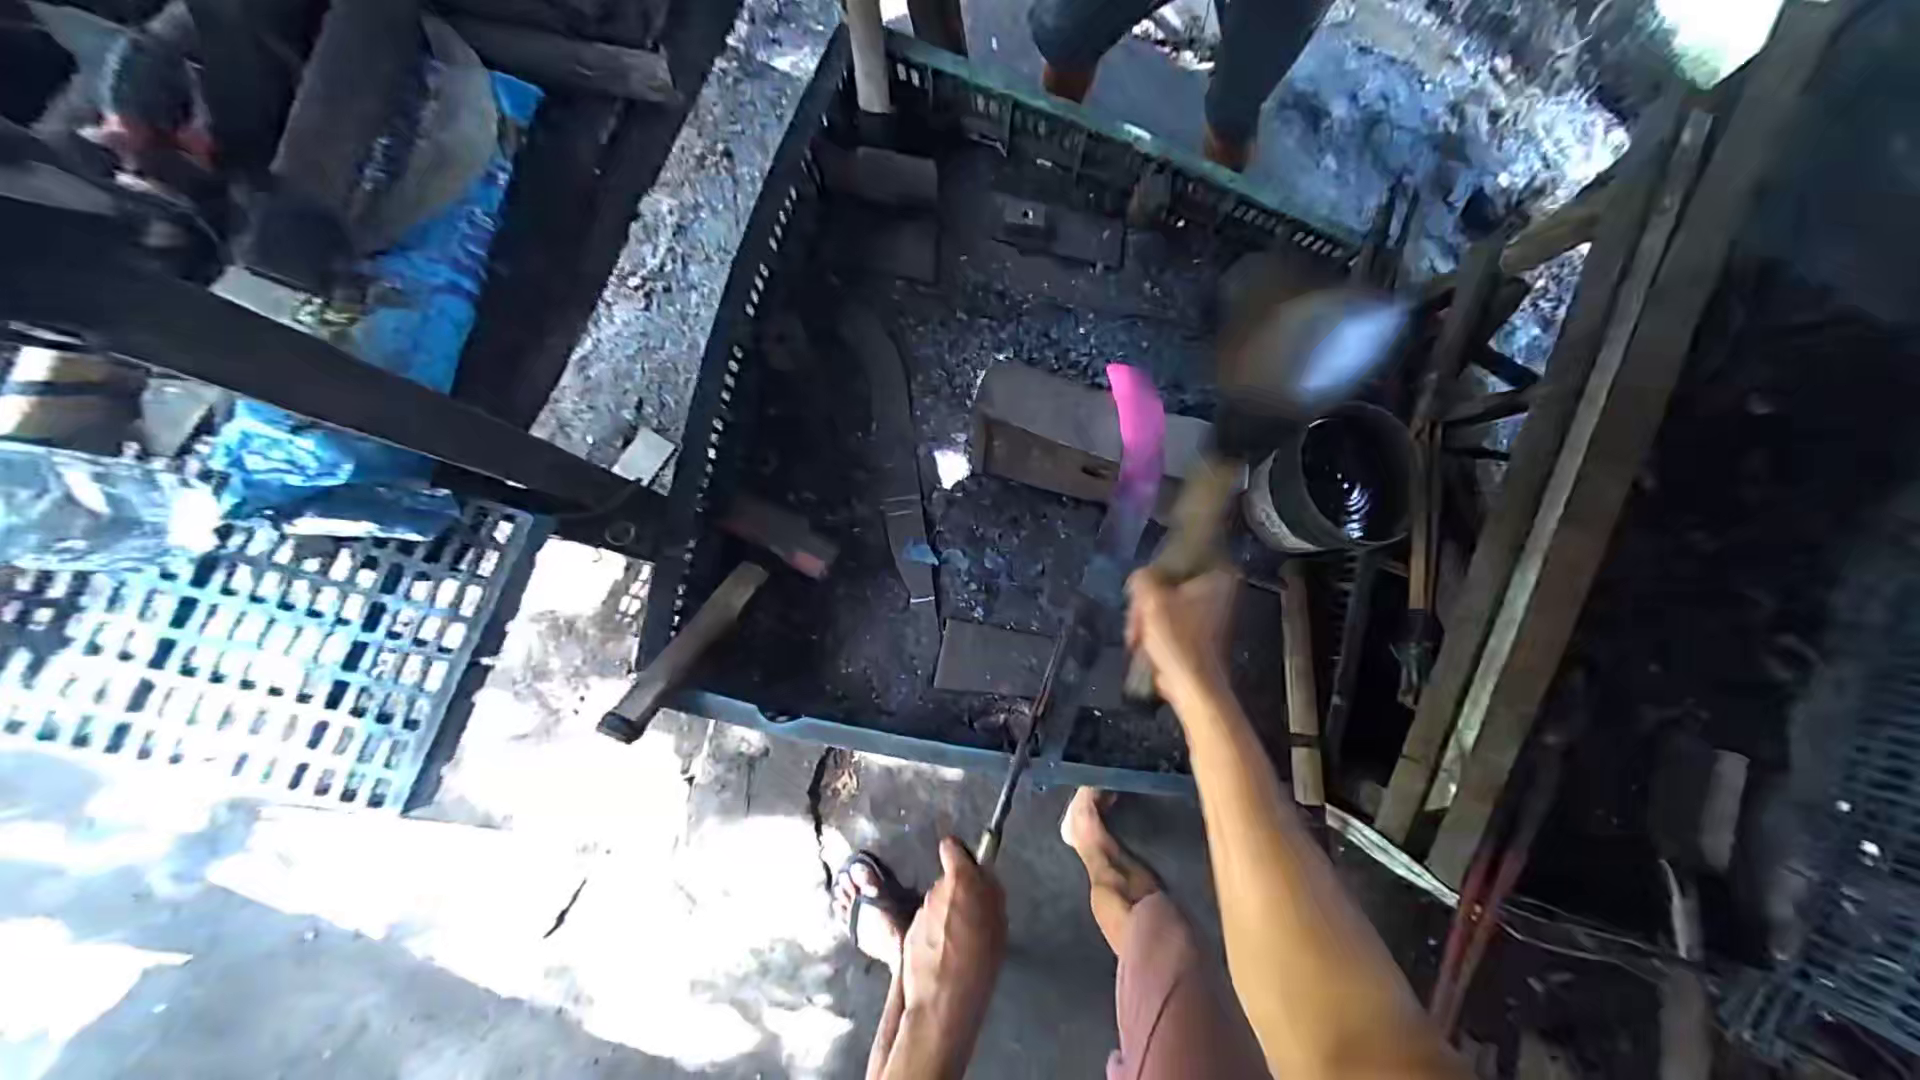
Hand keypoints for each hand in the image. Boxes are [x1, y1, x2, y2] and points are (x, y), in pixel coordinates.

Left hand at [900, 837, 1006, 1038]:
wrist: (942, 1003)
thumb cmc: (980, 961)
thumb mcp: (999, 924)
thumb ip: (990, 893)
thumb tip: (983, 875)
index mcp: (960, 881)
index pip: (951, 847)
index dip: (958, 855)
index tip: (966, 871)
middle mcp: (936, 890)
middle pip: (947, 882)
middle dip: (956, 894)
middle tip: (970, 920)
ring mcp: (920, 912)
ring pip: (936, 905)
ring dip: (944, 916)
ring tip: (957, 946)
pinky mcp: (908, 933)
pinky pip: (926, 925)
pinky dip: (933, 935)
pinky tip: (942, 959)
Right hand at [1126, 567, 1237, 705]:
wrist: (1193, 686)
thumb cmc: (1178, 640)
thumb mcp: (1151, 599)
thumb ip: (1142, 577)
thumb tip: (1143, 577)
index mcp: (1218, 574)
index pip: (1177, 556)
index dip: (1153, 573)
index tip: (1141, 592)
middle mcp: (1221, 590)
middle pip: (1169, 582)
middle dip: (1147, 602)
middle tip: (1136, 619)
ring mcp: (1213, 613)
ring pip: (1167, 603)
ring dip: (1147, 618)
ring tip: (1137, 636)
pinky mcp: (1202, 634)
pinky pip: (1172, 621)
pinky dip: (1156, 631)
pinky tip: (1145, 644)